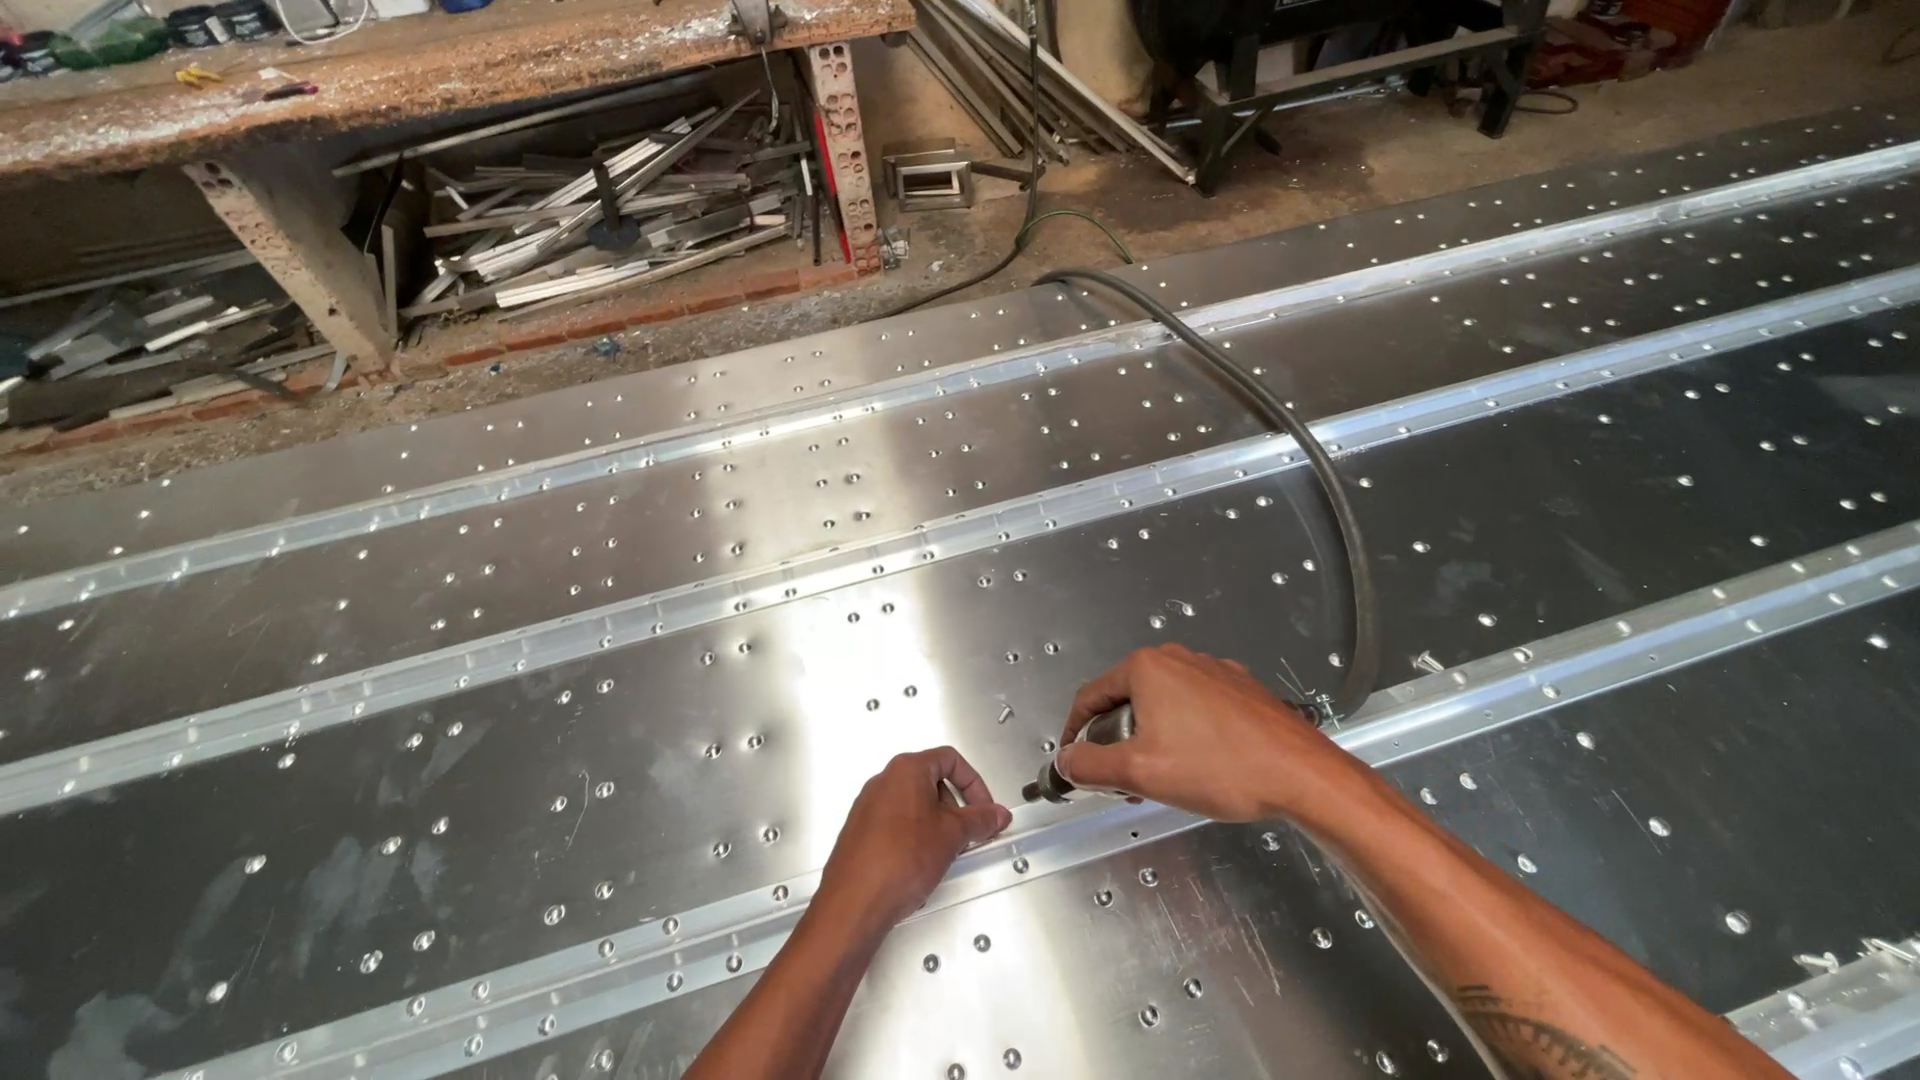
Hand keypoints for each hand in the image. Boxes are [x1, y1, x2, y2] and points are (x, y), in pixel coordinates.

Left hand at [814, 747, 1011, 929]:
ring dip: (937, 825)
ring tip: (945, 853)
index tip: (985, 809)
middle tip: (968, 835)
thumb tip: (998, 813)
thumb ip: (980, 819)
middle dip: (956, 807)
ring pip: (915, 805)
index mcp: (906, 769)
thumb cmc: (902, 858)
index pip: (950, 759)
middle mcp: (883, 781)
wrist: (855, 901)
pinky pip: (897, 824)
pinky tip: (921, 865)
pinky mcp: (861, 831)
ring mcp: (868, 806)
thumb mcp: (952, 835)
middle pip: (932, 782)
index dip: (975, 783)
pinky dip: (916, 837)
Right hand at [1055, 644, 1360, 821]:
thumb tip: (1067, 760)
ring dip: (1150, 739)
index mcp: (1147, 668)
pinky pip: (1194, 708)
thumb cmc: (1221, 769)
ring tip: (1162, 779)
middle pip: (1125, 700)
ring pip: (1161, 704)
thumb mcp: (1139, 773)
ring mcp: (1213, 670)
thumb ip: (1090, 764)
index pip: (1089, 697)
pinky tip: (1199, 766)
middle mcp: (1178, 659)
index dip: (1074, 733)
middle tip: (1121, 780)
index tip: (1073, 761)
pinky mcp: (1240, 689)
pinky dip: (1183, 733)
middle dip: (1116, 740)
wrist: (1302, 776)